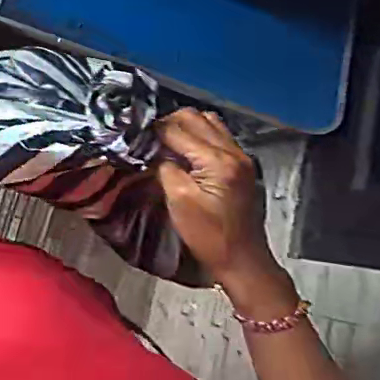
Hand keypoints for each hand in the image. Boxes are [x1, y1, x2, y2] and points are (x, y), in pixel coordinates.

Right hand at [155, 108, 297, 316]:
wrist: (244, 261)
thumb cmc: (209, 236)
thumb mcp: (178, 201)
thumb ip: (165, 167)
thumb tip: (155, 150)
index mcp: (217, 160)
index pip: (177, 130)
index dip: (154, 131)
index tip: (136, 136)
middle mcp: (232, 151)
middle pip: (194, 117)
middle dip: (168, 123)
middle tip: (150, 138)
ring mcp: (240, 156)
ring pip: (208, 121)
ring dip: (185, 126)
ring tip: (167, 142)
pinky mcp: (241, 164)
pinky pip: (217, 134)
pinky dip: (198, 134)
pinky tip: (185, 150)